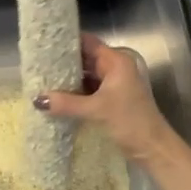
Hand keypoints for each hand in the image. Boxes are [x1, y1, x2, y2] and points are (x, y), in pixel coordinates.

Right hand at [39, 34, 177, 163]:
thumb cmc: (130, 122)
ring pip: (86, 75)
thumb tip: (36, 99)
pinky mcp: (111, 100)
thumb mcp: (96, 110)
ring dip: (67, 78)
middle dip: (63, 61)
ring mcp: (114, 85)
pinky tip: (56, 96)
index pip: (87, 42)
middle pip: (85, 58)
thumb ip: (66, 103)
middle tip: (37, 62)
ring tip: (42, 78)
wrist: (153, 149)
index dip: (67, 40)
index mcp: (116, 61)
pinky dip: (74, 92)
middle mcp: (115, 68)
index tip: (44, 42)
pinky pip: (88, 90)